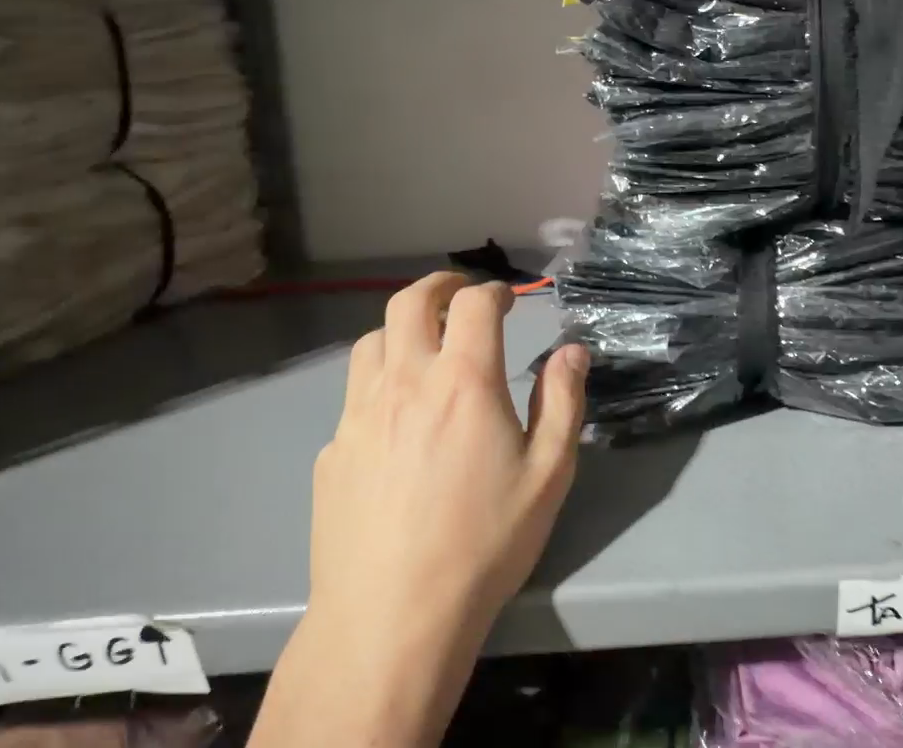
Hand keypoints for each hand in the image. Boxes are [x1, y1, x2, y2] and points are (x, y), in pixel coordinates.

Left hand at [251, 275, 586, 747]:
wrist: (393, 616)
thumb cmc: (485, 542)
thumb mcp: (548, 474)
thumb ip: (563, 401)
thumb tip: (571, 350)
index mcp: (463, 382)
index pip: (473, 305)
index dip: (493, 291)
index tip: (507, 299)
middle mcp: (404, 383)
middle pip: (408, 302)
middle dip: (438, 286)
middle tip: (458, 294)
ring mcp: (358, 415)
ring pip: (371, 342)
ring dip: (401, 329)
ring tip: (423, 345)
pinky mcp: (331, 450)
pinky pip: (354, 396)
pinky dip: (379, 384)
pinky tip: (395, 421)